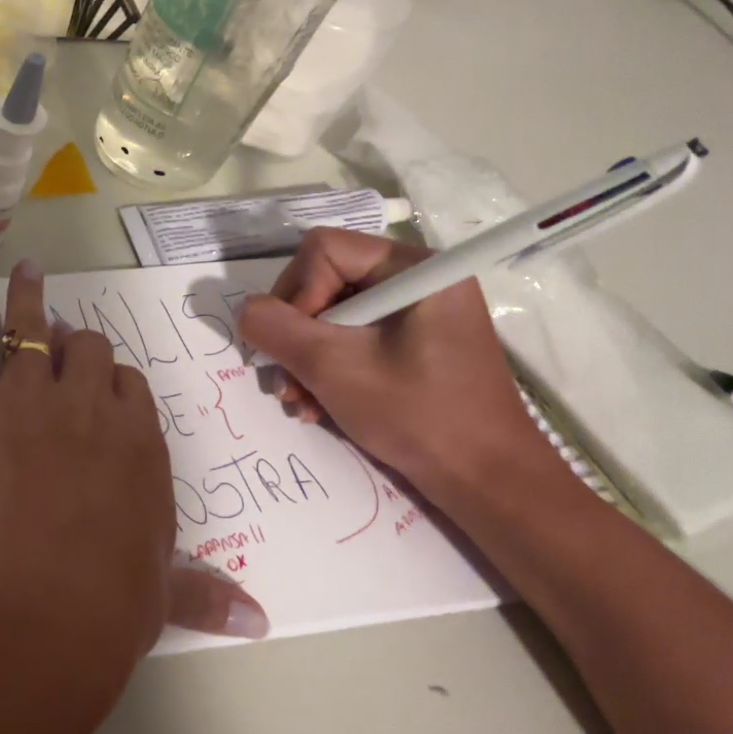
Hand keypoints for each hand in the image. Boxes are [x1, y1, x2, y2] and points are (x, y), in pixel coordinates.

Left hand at [0, 234, 267, 657]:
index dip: (111, 386)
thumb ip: (202, 593)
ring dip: (30, 296)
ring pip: (35, 326)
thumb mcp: (160, 593)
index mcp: (138, 438)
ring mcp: (30, 391)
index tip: (101, 392)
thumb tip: (257, 622)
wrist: (38, 594)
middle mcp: (89, 402)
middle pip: (85, 349)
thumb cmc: (107, 597)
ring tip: (26, 270)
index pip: (128, 386)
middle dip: (76, 346)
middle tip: (61, 346)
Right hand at [237, 228, 559, 494]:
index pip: (323, 251)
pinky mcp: (412, 344)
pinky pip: (350, 338)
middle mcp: (416, 281)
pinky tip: (317, 403)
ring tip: (299, 399)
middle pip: (321, 281)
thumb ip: (275, 328)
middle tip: (288, 377)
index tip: (300, 344)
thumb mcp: (331, 367)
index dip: (296, 293)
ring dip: (303, 358)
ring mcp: (415, 314)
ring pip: (329, 314)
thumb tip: (245, 310)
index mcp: (413, 270)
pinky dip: (326, 369)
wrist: (487, 482)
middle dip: (296, 333)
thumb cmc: (417, 415)